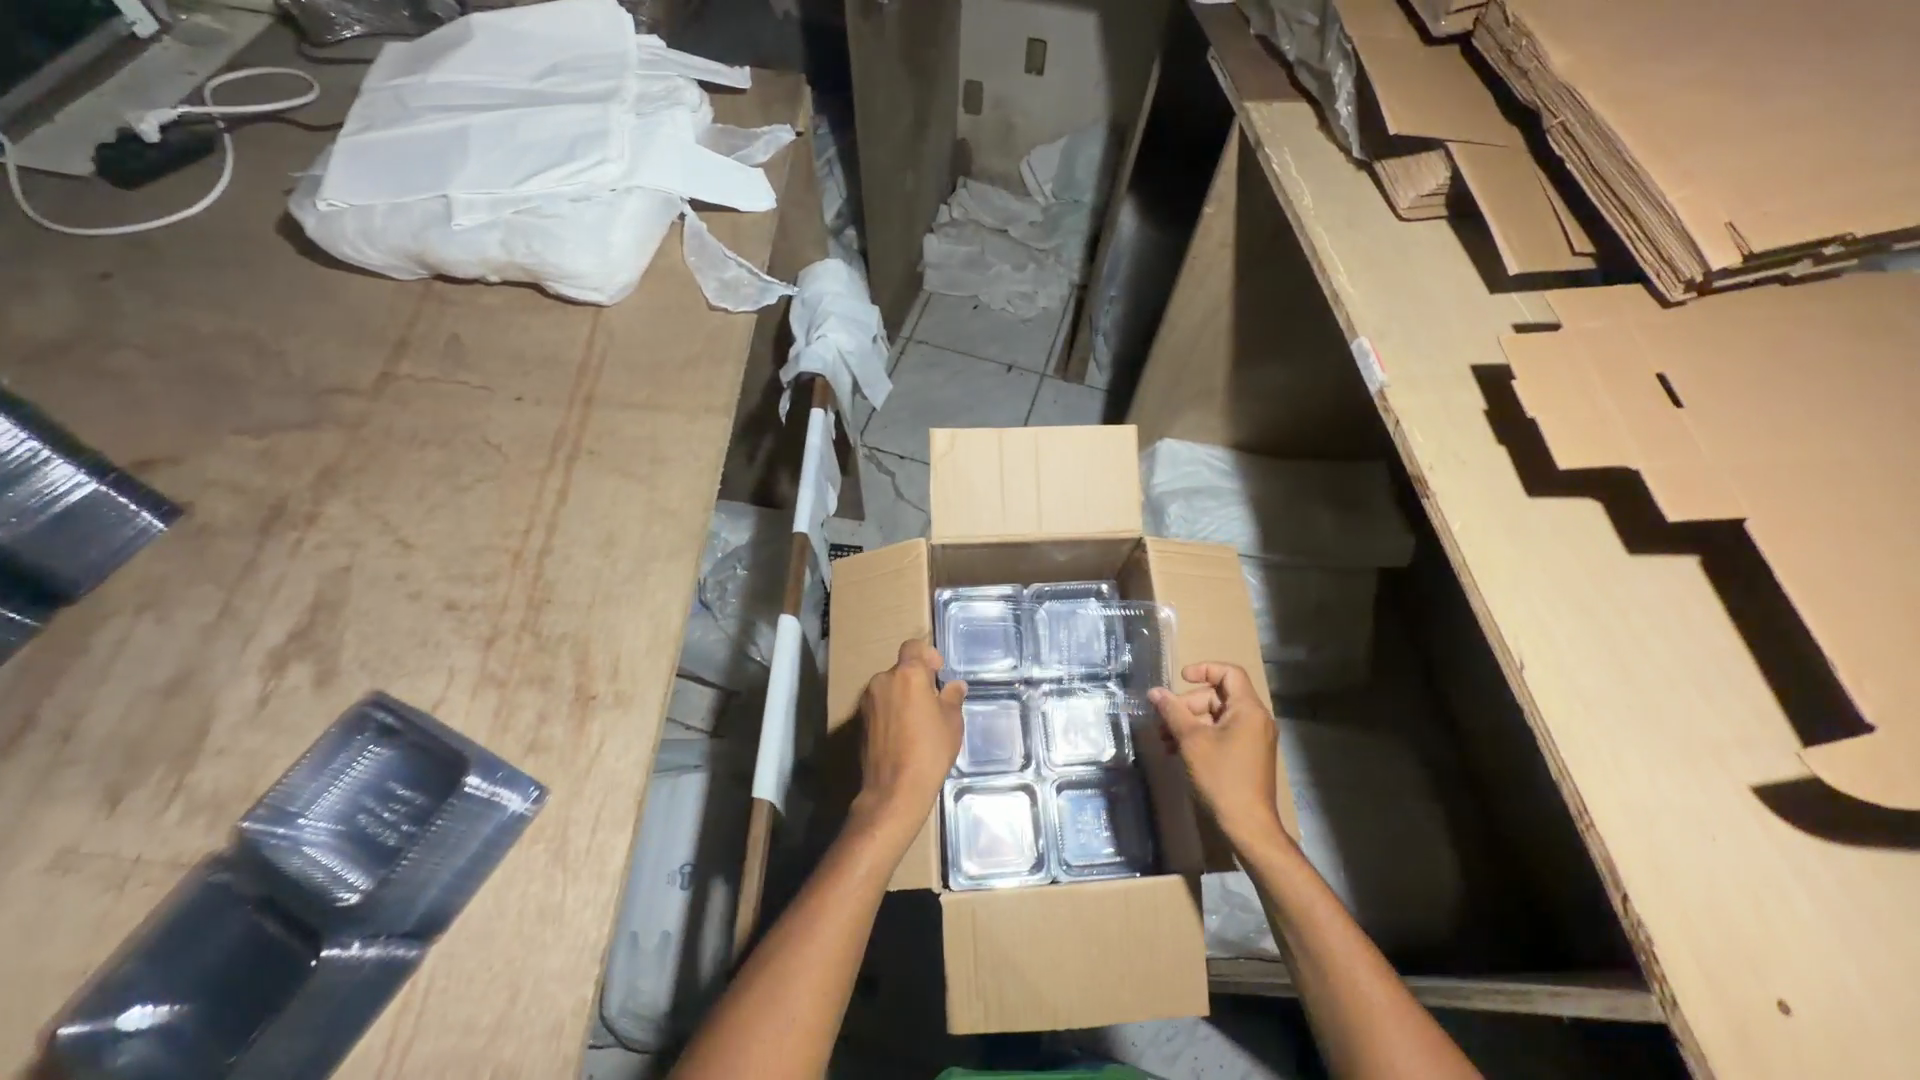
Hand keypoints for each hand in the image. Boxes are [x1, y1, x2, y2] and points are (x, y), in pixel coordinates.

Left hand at [855, 640, 965, 832]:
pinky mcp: (859, 721)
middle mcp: (882, 681)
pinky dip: (890, 712)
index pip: (913, 646)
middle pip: (901, 670)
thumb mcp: (951, 722)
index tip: (938, 673)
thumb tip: (955, 686)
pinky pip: (879, 707)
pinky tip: (902, 735)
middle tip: (932, 703)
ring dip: (902, 697)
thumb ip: (952, 697)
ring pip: (889, 689)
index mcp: (907, 674)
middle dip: (916, 681)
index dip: (927, 655)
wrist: (894, 789)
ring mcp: (867, 701)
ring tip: (917, 722)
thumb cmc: (929, 750)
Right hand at [1148, 662, 1283, 844]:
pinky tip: (1178, 751)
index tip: (1180, 679)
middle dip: (1188, 704)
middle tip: (1164, 721)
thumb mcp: (1191, 741)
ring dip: (1190, 723)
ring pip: (1218, 717)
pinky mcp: (1249, 755)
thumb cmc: (1221, 777)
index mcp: (1249, 709)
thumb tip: (1154, 692)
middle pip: (1219, 696)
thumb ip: (1172, 712)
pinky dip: (1201, 736)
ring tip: (1165, 740)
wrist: (1247, 824)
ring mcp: (1254, 738)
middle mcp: (1256, 719)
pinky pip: (1224, 734)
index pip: (1229, 673)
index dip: (1204, 669)